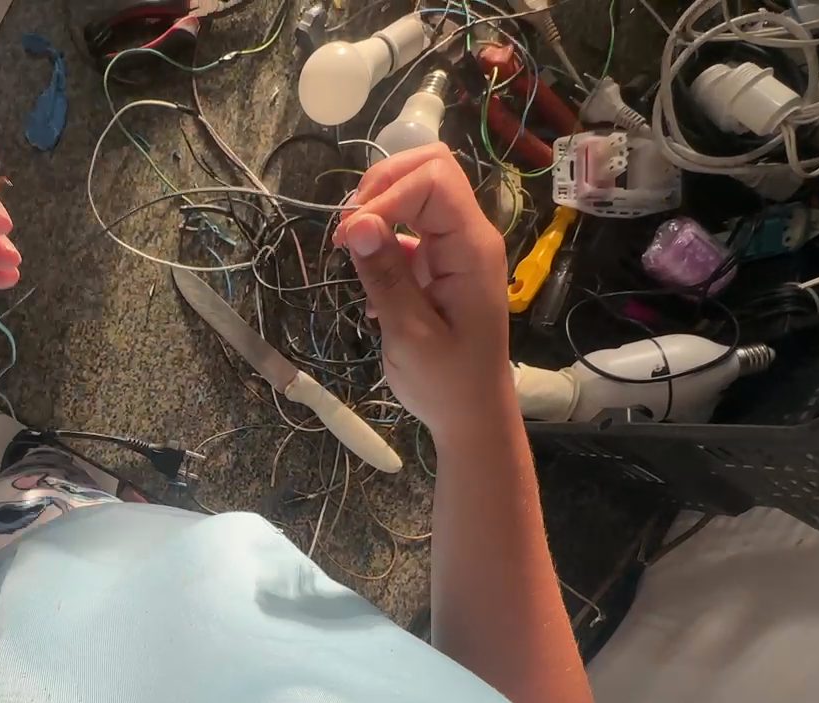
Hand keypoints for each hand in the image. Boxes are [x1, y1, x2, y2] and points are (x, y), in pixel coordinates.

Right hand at [334, 144, 509, 438]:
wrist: (471, 414)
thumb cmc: (446, 382)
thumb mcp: (409, 334)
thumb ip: (385, 276)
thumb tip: (356, 224)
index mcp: (471, 249)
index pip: (433, 181)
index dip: (385, 195)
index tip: (348, 238)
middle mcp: (467, 238)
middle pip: (429, 171)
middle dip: (382, 188)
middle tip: (347, 231)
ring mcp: (453, 251)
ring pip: (417, 196)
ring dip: (377, 212)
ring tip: (347, 250)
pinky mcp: (438, 267)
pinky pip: (409, 232)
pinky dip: (381, 241)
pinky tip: (365, 277)